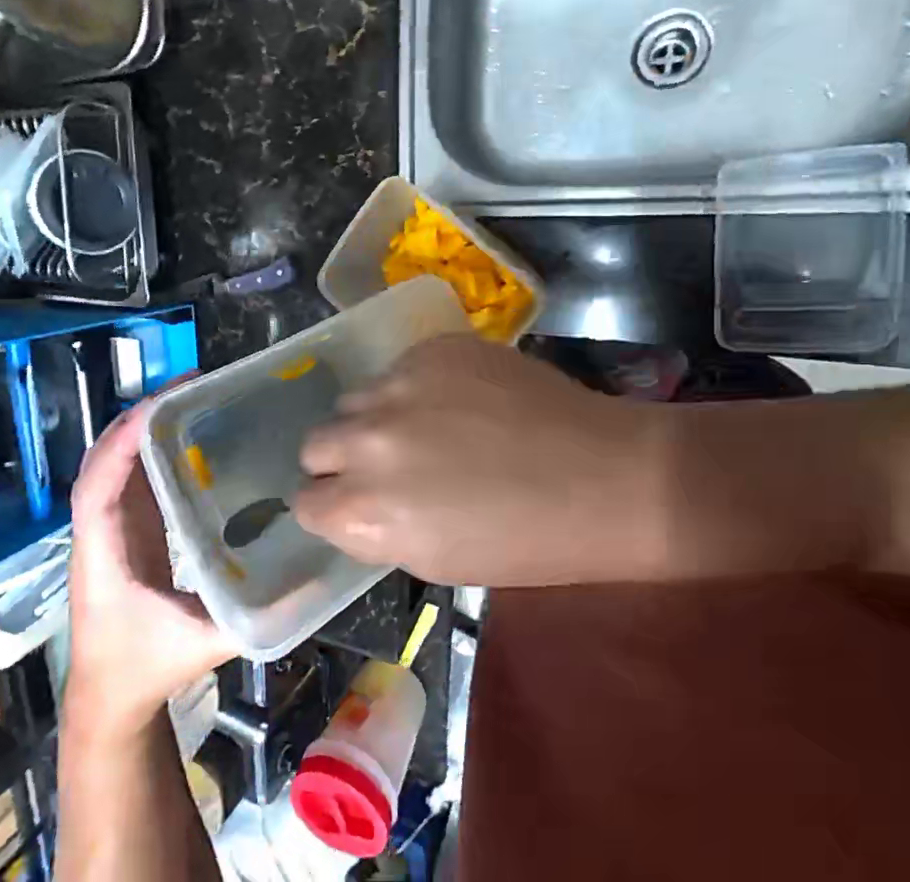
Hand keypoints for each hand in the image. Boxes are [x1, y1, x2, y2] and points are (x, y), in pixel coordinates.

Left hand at [68, 402, 237, 734]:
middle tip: (190, 387)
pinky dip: (152, 451)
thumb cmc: (145, 667)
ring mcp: (111, 529)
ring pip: (117, 465)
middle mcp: (100, 531)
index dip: (123, 443)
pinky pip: (132, 480)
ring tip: (192, 400)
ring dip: (145, 429)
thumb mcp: (204, 644)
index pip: (98, 486)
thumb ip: (255, 616)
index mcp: (104, 553)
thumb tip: (312, 580)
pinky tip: (190, 438)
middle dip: (140, 419)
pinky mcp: (127, 531)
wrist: (111, 697)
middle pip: (105, 461)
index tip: (159, 407)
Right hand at [292, 335, 672, 585]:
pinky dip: (417, 386)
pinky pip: (399, 369)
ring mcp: (398, 386)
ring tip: (429, 426)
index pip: (307, 503)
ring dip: (377, 416)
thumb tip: (354, 498)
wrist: (602, 477)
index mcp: (362, 511)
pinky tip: (462, 399)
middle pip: (317, 443)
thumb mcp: (432, 560)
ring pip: (356, 399)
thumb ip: (376, 526)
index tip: (357, 501)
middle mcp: (364, 443)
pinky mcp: (434, 349)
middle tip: (388, 462)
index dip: (333, 504)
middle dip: (343, 457)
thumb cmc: (523, 542)